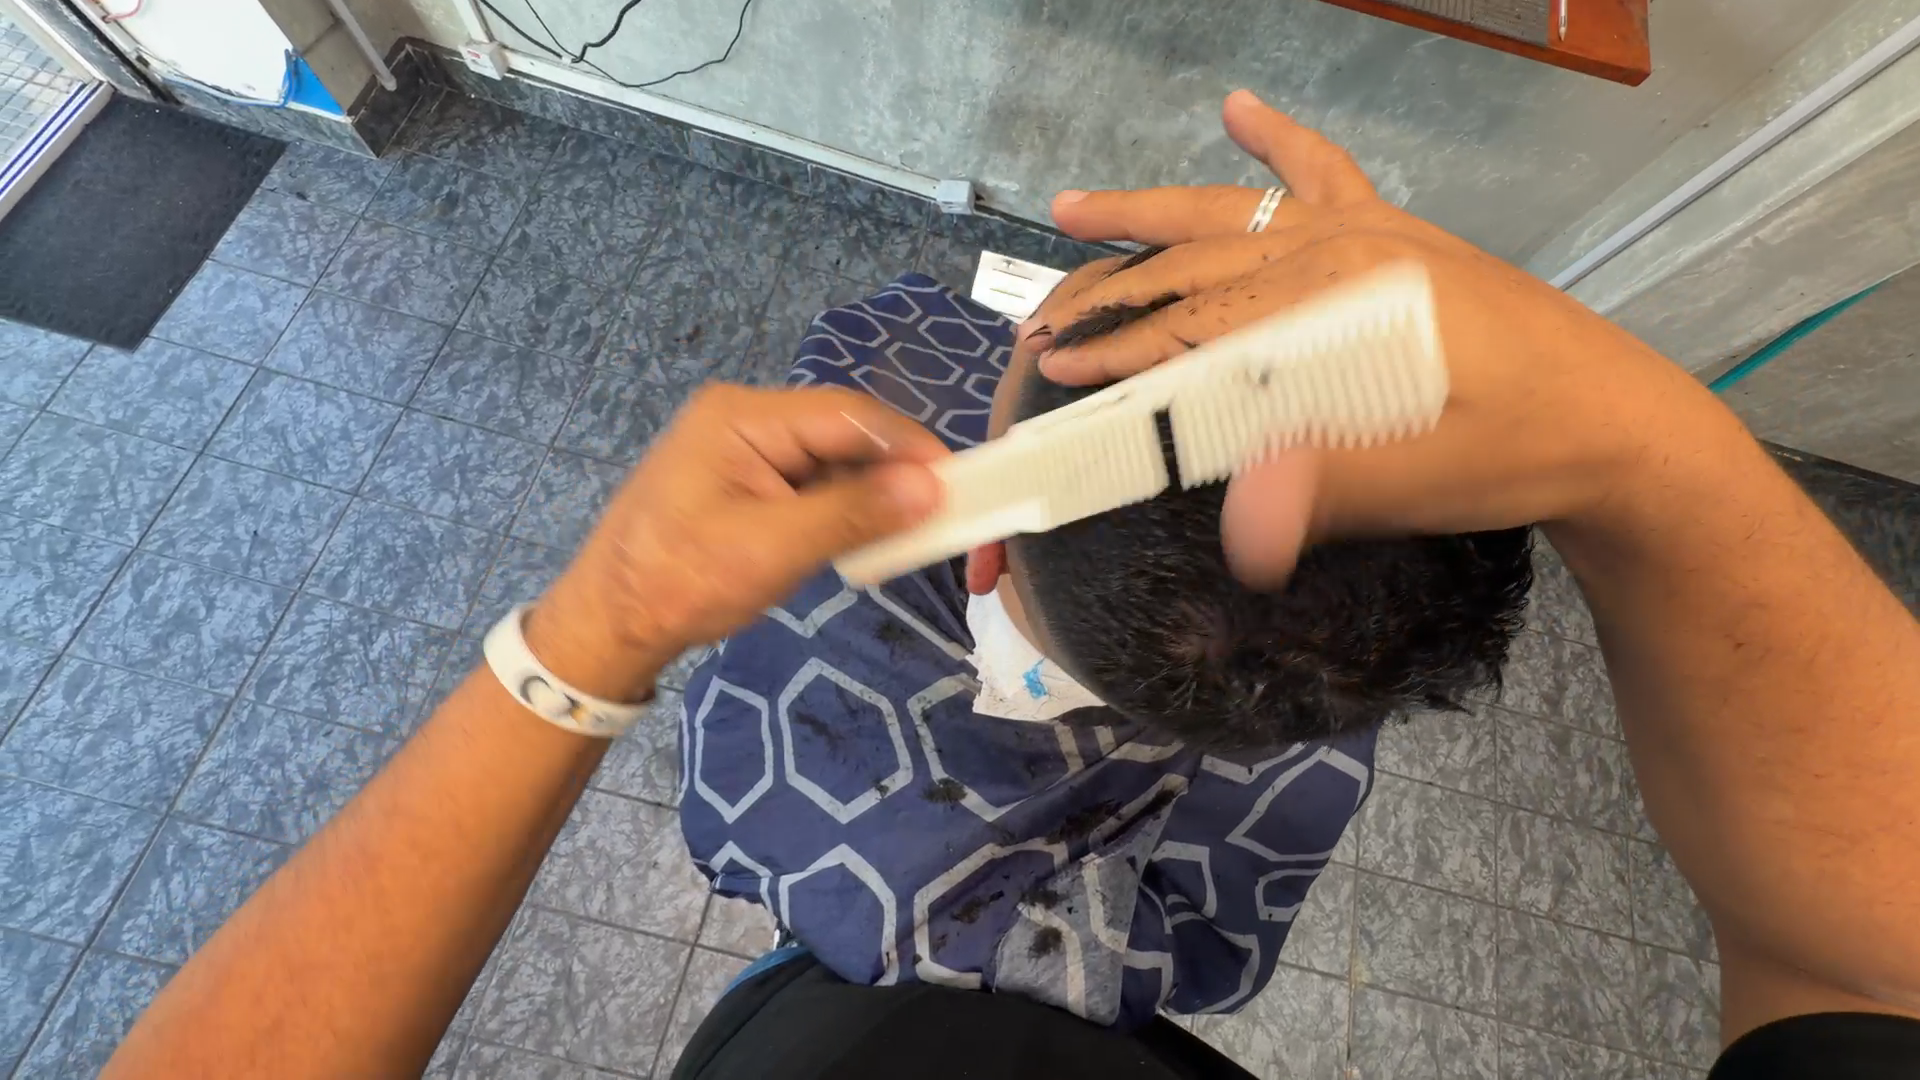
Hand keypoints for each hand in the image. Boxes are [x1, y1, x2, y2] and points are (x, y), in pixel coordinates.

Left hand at [522, 384, 947, 700]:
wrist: (610, 623)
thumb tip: (931, 488)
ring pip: (832, 462)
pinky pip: (813, 486)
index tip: (954, 479)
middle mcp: (746, 420)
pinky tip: (866, 538)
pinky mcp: (748, 483)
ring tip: (909, 530)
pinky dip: (844, 511)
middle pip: (842, 434)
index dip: (907, 444)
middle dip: (892, 472)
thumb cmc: (681, 582)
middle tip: (938, 510)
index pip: (847, 414)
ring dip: (870, 495)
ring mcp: (746, 451)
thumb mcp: (773, 549)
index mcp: (743, 417)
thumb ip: (854, 513)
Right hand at [1028, 91, 1724, 583]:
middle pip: (1193, 261)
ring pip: (1232, 211)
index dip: (1120, 351)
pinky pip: (1325, 170)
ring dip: (1147, 212)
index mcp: (1339, 300)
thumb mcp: (1418, 485)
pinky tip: (1239, 109)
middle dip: (1106, 292)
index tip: (1055, 367)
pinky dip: (1279, 140)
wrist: (1618, 428)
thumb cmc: (1514, 454)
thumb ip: (1327, 494)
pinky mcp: (1390, 236)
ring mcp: (1365, 232)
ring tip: (1072, 209)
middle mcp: (1341, 249)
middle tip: (1039, 320)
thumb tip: (1238, 535)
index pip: (1199, 325)